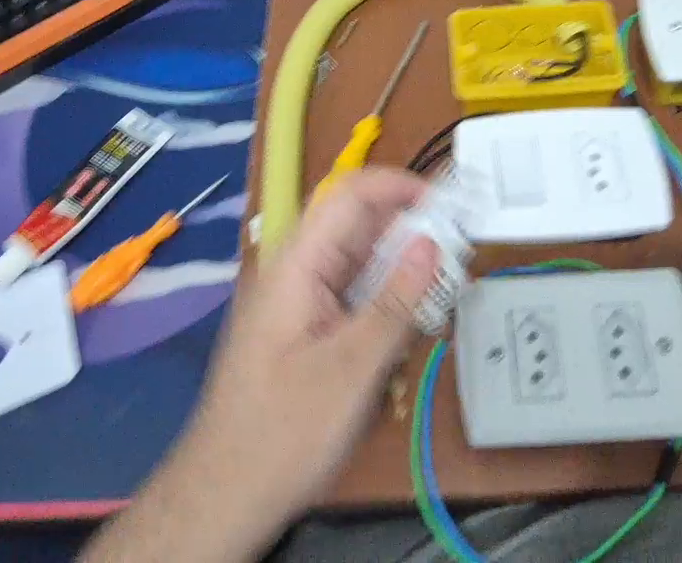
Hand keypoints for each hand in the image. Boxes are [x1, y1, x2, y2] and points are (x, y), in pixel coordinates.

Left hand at [86, 168, 438, 561]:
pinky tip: (408, 333)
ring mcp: (301, 301)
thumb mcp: (351, 368)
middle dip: (408, 235)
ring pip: (360, 265)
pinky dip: (386, 306)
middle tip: (456, 259)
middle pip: (358, 229)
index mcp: (298, 265)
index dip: (398, 187)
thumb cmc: (284, 431)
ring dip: (401, 276)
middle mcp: (297, 272)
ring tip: (438, 301)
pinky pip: (353, 298)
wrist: (225, 494)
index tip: (447, 205)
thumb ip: (395, 302)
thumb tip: (431, 242)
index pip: (349, 196)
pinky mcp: (307, 330)